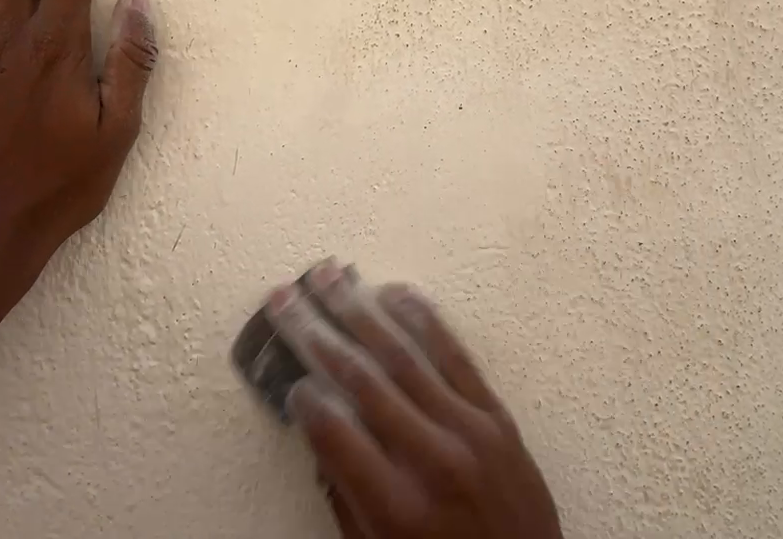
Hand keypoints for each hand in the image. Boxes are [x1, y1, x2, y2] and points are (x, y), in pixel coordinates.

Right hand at [266, 261, 562, 538]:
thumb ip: (347, 495)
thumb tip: (321, 432)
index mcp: (396, 506)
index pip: (335, 431)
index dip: (305, 398)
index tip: (290, 380)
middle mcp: (431, 458)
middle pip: (360, 378)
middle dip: (314, 332)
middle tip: (285, 297)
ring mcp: (468, 429)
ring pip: (403, 354)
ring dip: (359, 309)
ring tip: (328, 276)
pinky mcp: (497, 415)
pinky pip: (455, 354)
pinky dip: (422, 319)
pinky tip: (395, 292)